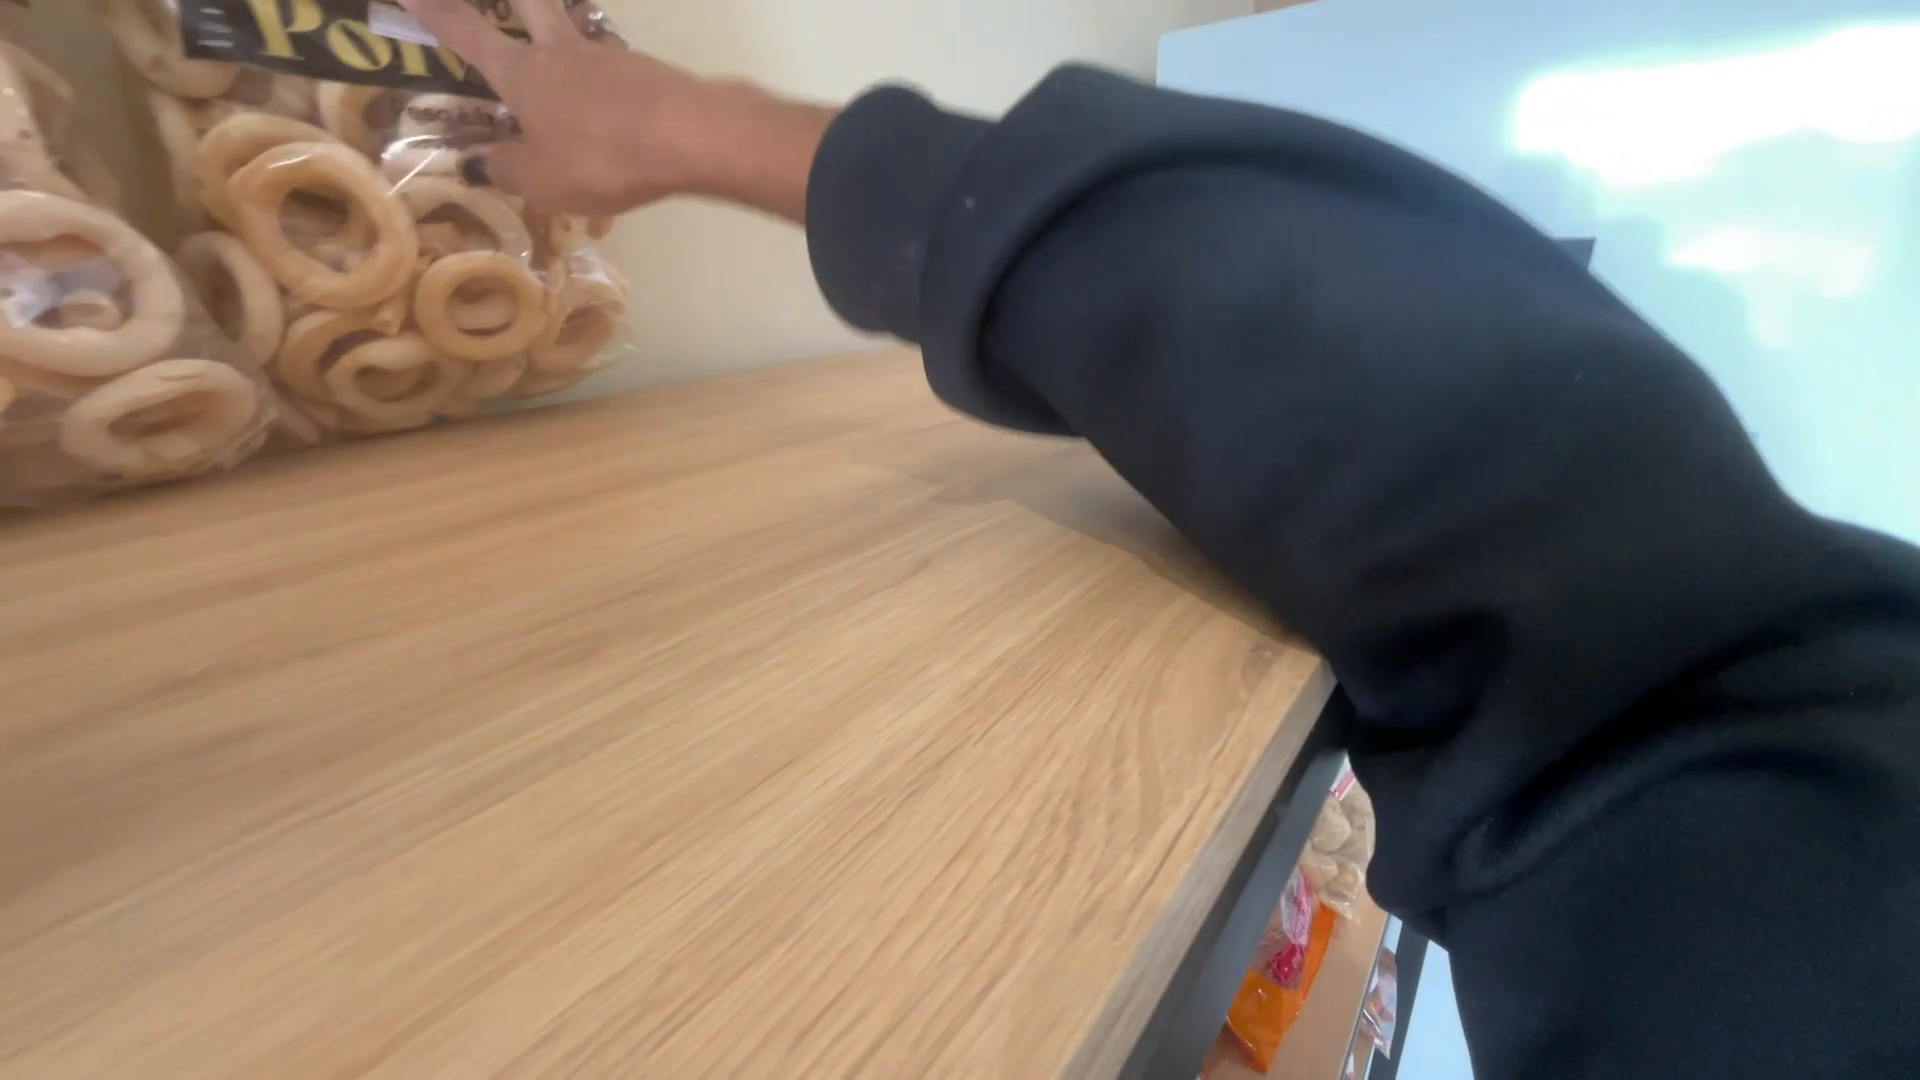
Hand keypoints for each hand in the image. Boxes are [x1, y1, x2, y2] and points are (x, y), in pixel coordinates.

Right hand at [397, 0, 834, 220]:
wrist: (689, 136)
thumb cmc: (603, 158)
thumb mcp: (543, 180)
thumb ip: (508, 171)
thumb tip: (478, 164)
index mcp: (523, 73)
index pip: (465, 33)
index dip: (431, 10)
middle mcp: (563, 53)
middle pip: (532, 5)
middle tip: (515, 2)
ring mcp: (612, 59)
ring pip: (583, 38)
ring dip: (573, 40)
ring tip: (574, 58)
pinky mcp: (655, 77)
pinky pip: (626, 75)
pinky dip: (619, 85)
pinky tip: (628, 105)